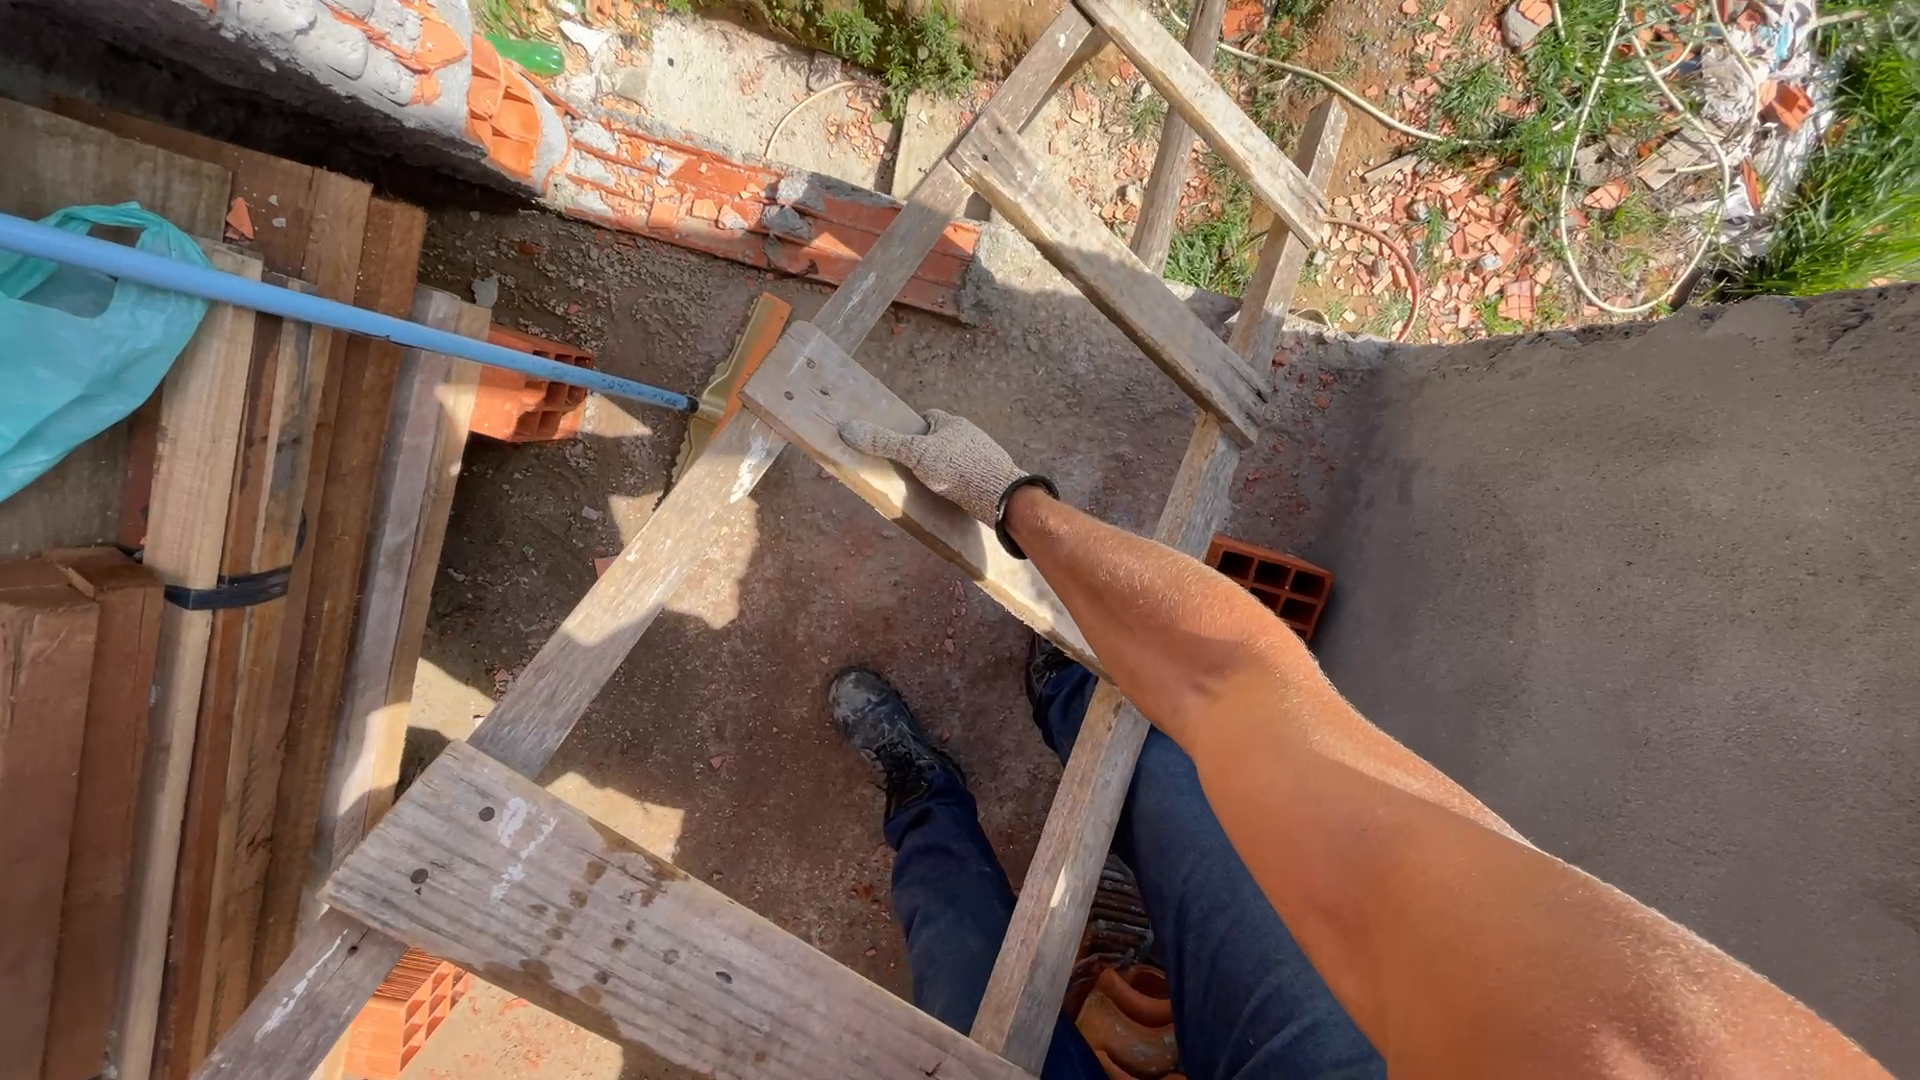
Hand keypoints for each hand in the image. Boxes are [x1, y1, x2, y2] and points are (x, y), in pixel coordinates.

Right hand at [839, 409, 1026, 523]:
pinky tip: (951, 496)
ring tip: (929, 485)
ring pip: (956, 458)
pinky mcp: (990, 476)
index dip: (913, 428)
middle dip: (928, 449)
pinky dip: (958, 483)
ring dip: (944, 468)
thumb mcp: (914, 454)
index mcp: (951, 423)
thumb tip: (847, 428)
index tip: (901, 442)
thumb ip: (884, 443)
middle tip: (912, 466)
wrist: (999, 495)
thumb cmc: (956, 467)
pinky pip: (968, 476)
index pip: (928, 417)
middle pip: (941, 438)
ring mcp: (982, 456)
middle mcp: (969, 435)